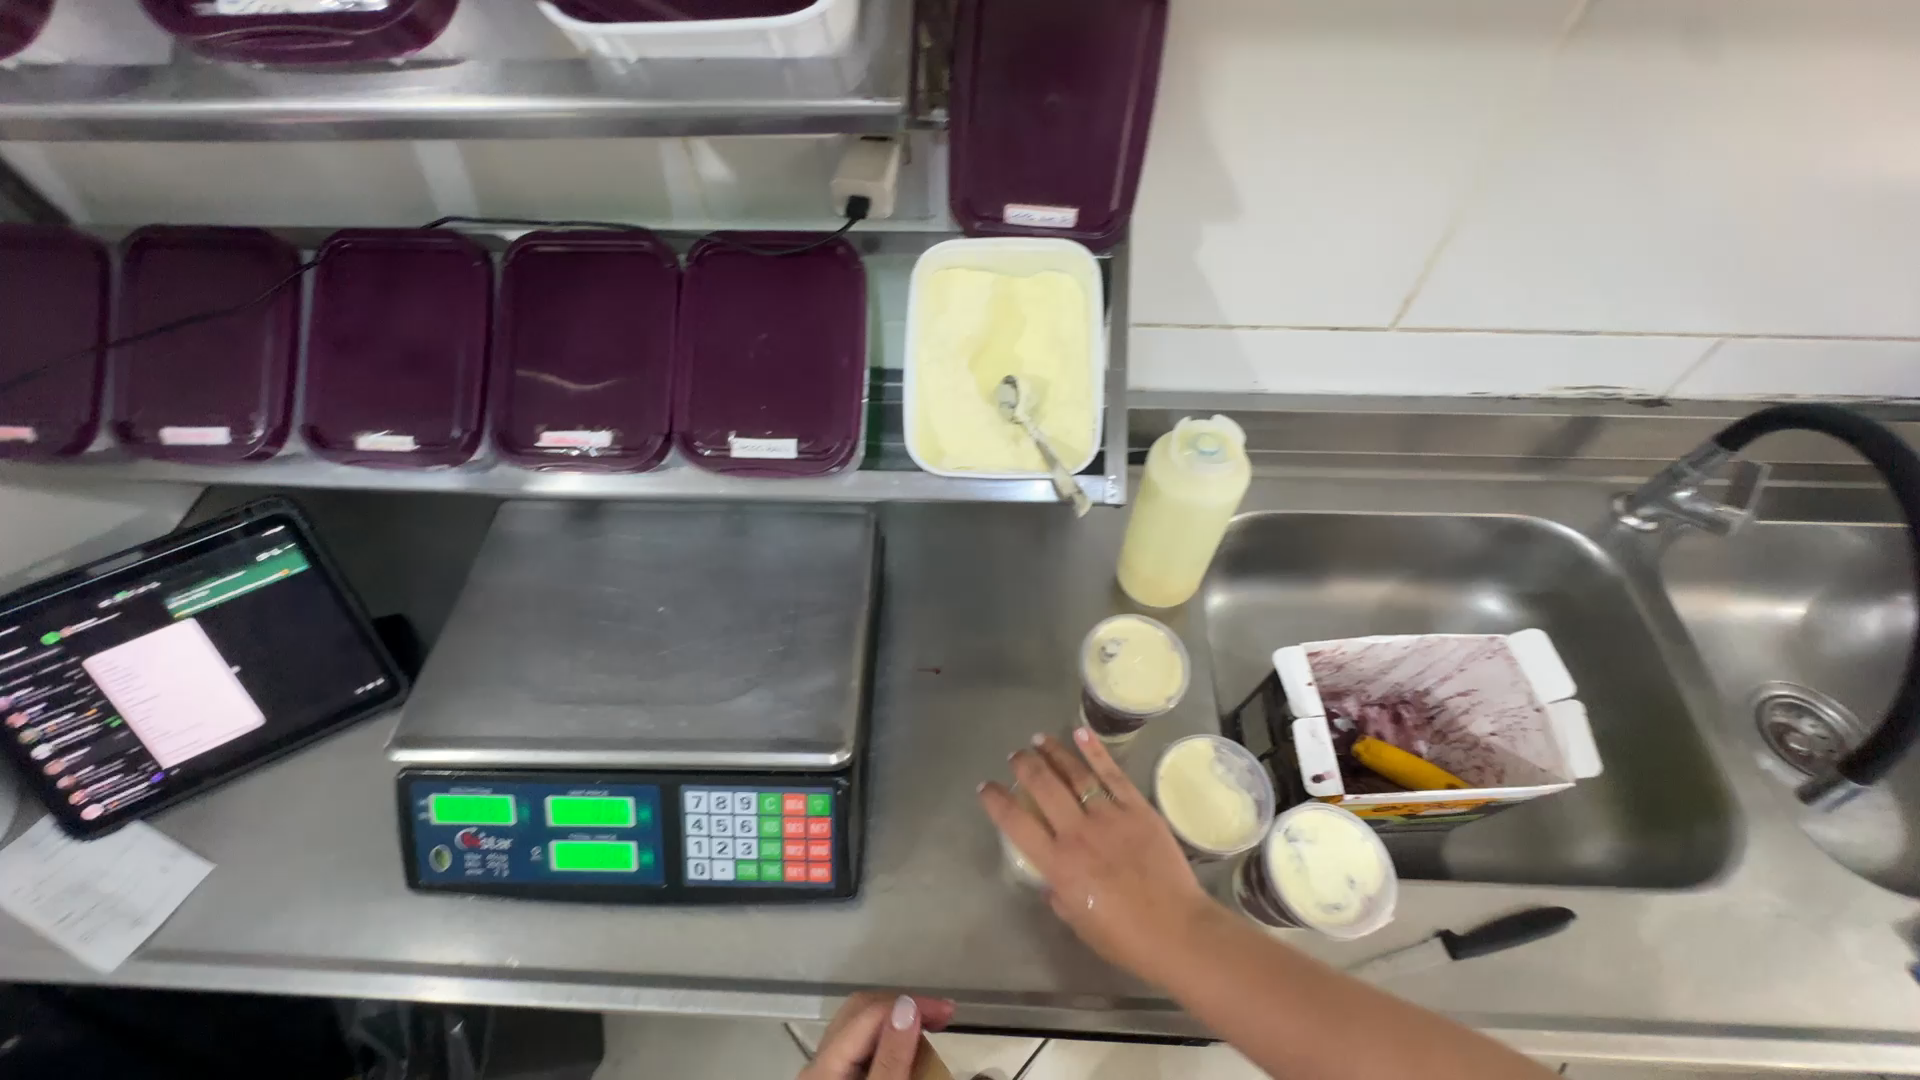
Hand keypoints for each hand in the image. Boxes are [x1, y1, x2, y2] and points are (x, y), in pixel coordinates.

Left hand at [799, 992, 953, 1079]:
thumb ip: (891, 1057)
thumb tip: (907, 1004)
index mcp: (824, 1064)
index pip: (870, 1012)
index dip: (912, 1004)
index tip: (949, 1012)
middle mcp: (818, 1062)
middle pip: (861, 1010)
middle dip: (904, 1005)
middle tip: (941, 1016)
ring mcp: (824, 1073)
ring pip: (860, 1027)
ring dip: (896, 1020)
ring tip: (929, 1028)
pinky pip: (861, 1047)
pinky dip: (887, 1040)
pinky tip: (905, 1049)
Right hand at [978, 728, 1216, 983]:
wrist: (1178, 931)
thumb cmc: (1125, 938)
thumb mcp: (1079, 922)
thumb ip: (1059, 895)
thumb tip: (1052, 880)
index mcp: (1059, 864)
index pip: (1015, 822)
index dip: (995, 800)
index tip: (986, 787)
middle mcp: (1078, 833)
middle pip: (1043, 785)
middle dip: (1024, 765)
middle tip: (1015, 756)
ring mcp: (1110, 817)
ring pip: (1074, 774)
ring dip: (1053, 753)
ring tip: (1038, 740)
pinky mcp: (1138, 809)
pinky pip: (1112, 774)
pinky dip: (1095, 751)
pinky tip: (1080, 734)